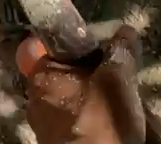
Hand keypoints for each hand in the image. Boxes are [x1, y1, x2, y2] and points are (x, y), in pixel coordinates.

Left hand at [15, 25, 145, 143]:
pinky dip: (90, 122)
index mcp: (41, 72)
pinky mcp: (55, 142)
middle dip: (89, 77)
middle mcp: (34, 94)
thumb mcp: (116, 80)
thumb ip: (120, 53)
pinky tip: (111, 127)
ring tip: (119, 107)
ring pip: (69, 101)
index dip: (74, 48)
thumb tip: (126, 29)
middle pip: (64, 75)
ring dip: (92, 101)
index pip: (50, 47)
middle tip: (115, 84)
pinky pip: (73, 123)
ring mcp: (43, 121)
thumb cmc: (99, 118)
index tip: (96, 54)